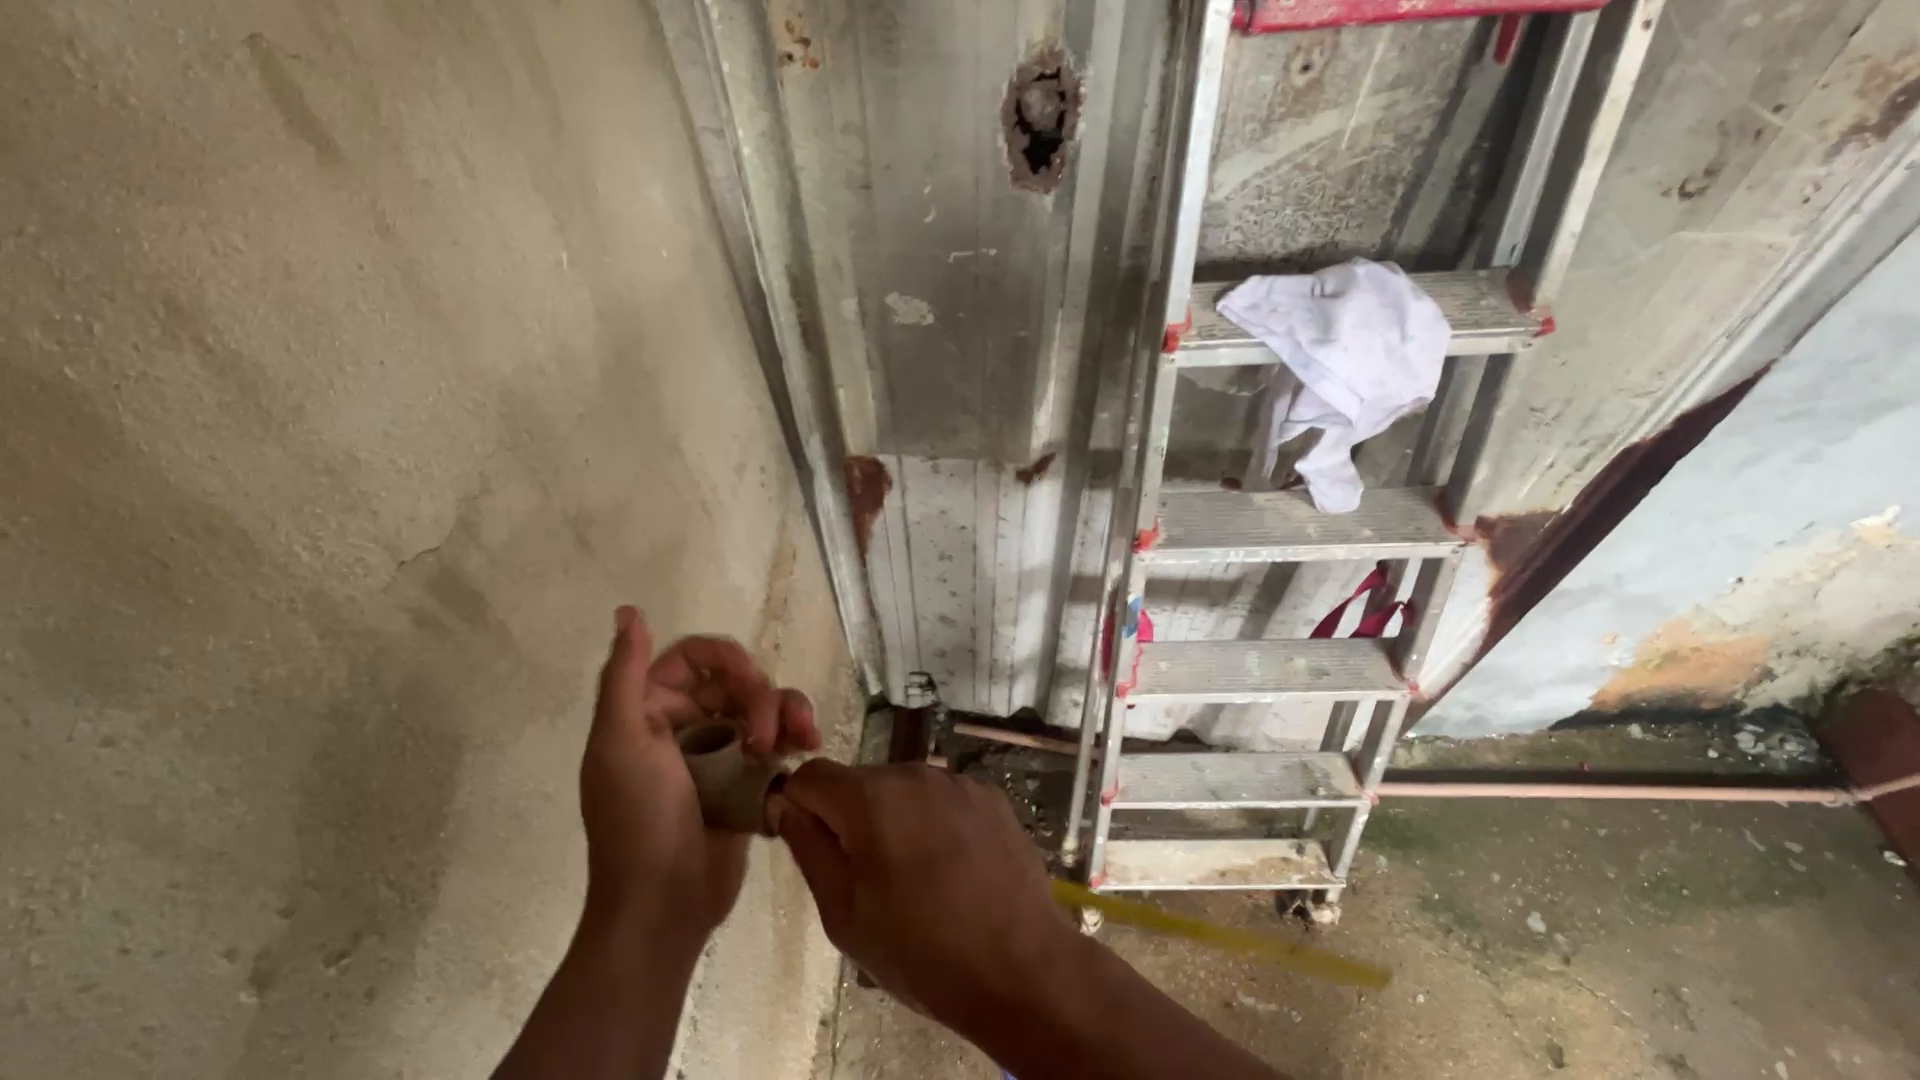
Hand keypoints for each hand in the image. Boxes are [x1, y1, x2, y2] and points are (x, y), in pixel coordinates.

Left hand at [580, 606, 819, 938]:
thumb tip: (628, 612)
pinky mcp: (749, 781)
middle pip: (737, 680)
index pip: (693, 656)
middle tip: (762, 738)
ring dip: (786, 714)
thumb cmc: (638, 822)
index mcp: (648, 710)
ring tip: (798, 744)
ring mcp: (720, 754)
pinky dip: (796, 738)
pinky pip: (779, 742)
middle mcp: (684, 725)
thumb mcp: (620, 744)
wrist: (664, 905)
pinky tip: (807, 750)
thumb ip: (625, 676)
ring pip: (764, 707)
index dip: (725, 658)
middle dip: (760, 697)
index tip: (748, 680)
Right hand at [771, 761, 1079, 1030]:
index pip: (810, 775)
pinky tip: (952, 870)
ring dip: (895, 820)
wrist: (1021, 966)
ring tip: (914, 879)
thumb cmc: (920, 950)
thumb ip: (808, 848)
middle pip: (859, 782)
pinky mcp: (992, 798)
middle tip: (865, 880)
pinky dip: (934, 823)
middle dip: (849, 818)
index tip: (807, 846)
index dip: (797, 806)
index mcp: (870, 797)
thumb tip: (785, 805)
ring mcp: (959, 782)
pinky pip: (943, 800)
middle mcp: (914, 773)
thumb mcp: (844, 913)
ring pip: (904, 790)